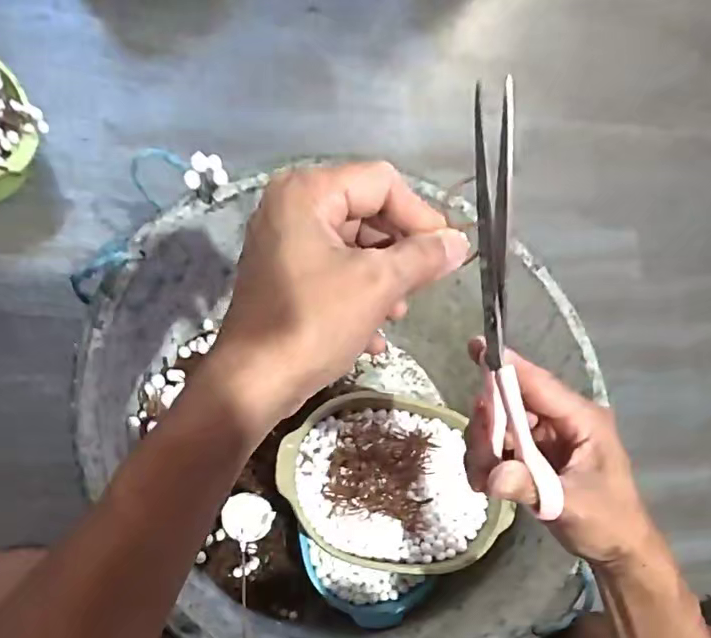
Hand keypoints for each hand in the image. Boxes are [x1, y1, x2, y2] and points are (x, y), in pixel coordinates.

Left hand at [206, 162, 469, 430]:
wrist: (253, 383)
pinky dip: (355, 301)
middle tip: (422, 287)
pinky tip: (373, 338)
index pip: (381, 182)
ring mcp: (281, 248)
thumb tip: (457, 243)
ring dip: (381, 282)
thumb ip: (421, 258)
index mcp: (307, 193)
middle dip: (398, 254)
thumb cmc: (313, 325)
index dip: (420, 215)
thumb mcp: (376, 286)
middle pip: (365, 215)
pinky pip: (330, 277)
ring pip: (350, 252)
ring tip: (396, 316)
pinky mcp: (280, 283)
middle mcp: (289, 209)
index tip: (445, 252)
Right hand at [464, 340, 659, 569]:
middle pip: (510, 406)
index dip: (507, 367)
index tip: (477, 346)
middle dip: (488, 429)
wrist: (616, 548)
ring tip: (484, 482)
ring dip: (483, 452)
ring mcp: (546, 440)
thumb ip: (531, 487)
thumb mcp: (570, 505)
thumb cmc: (607, 521)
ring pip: (499, 428)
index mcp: (582, 420)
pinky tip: (486, 485)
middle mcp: (561, 422)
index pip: (538, 385)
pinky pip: (499, 450)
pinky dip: (486, 465)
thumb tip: (494, 477)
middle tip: (482, 462)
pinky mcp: (534, 459)